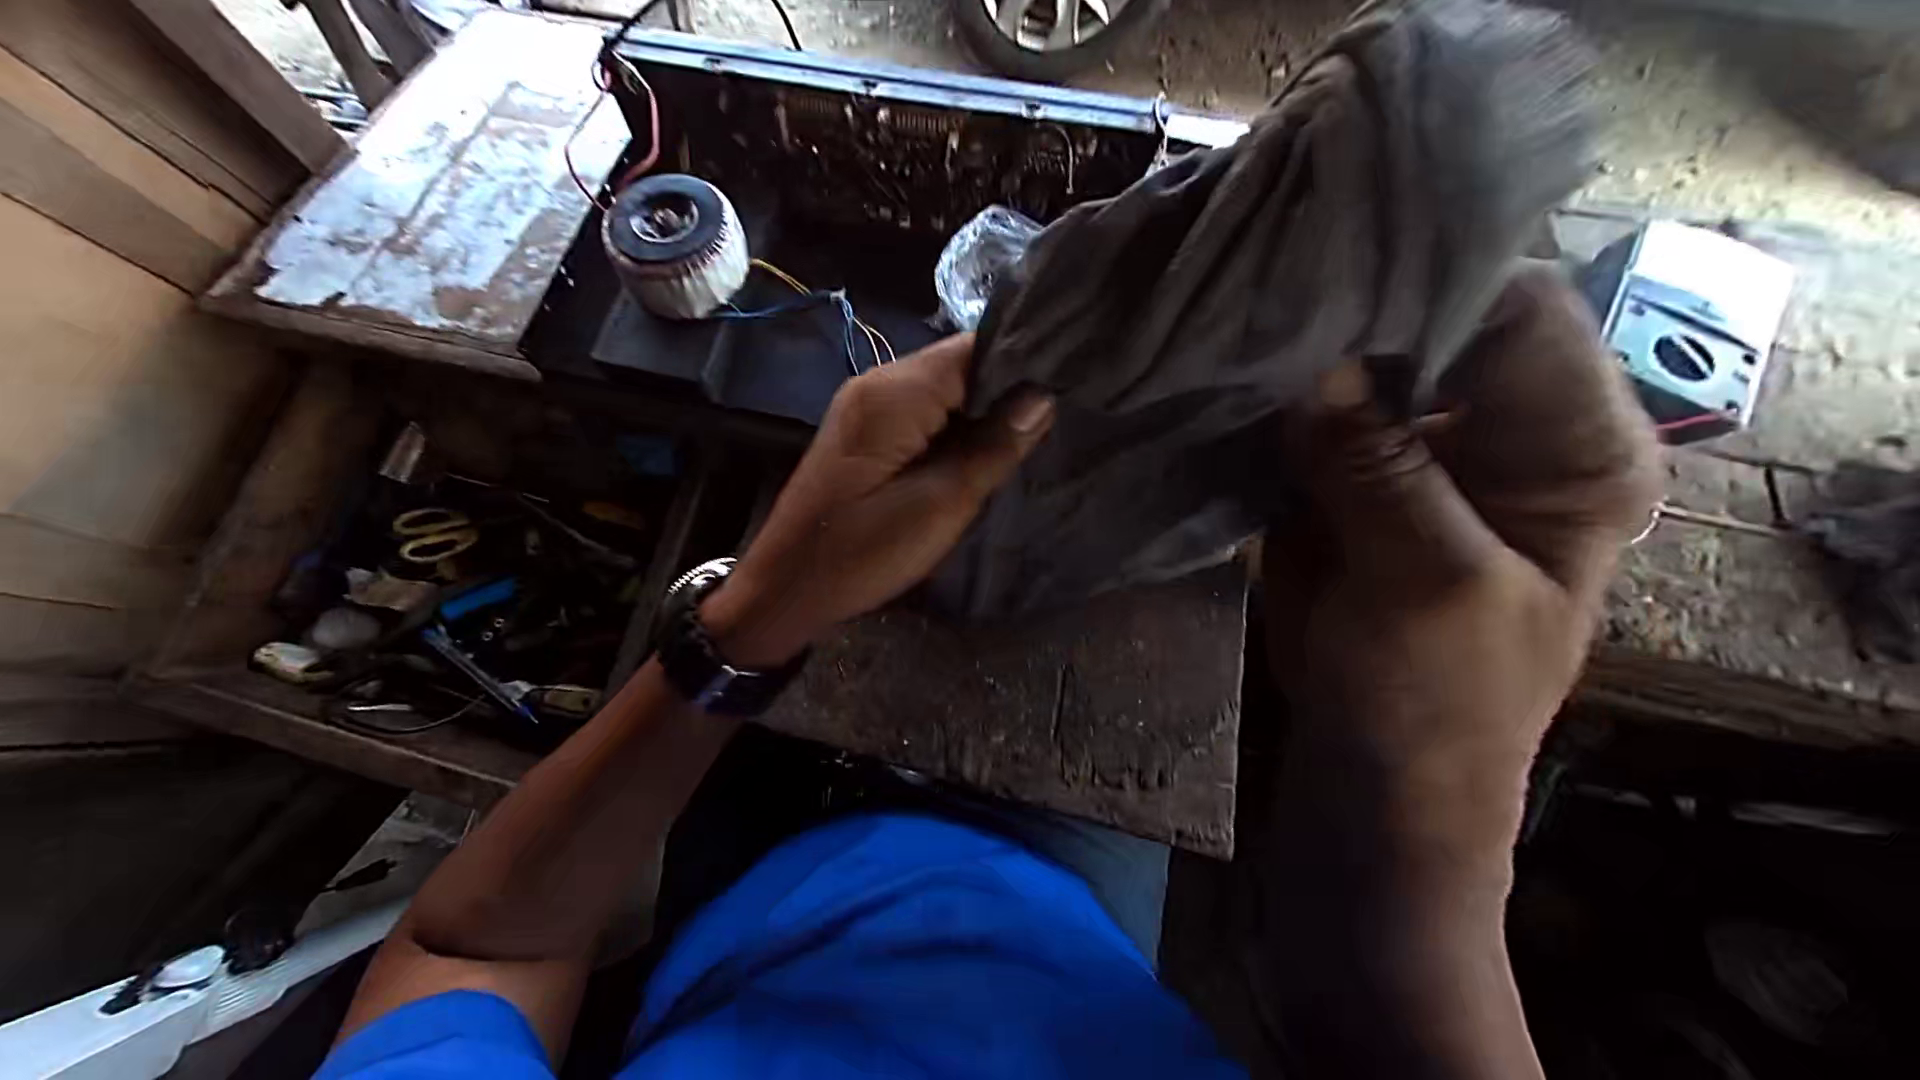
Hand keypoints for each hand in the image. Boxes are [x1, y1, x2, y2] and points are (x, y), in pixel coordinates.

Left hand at [700, 333, 1054, 666]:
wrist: (786, 589)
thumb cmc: (863, 552)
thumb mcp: (941, 505)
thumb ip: (993, 448)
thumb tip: (1041, 398)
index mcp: (894, 394)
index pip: (974, 349)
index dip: (1022, 363)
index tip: (1067, 384)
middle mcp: (877, 384)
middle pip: (957, 366)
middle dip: (1005, 390)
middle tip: (1056, 418)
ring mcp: (866, 407)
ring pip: (941, 391)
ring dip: (980, 412)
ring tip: (1028, 436)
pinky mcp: (864, 433)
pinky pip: (921, 414)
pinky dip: (953, 428)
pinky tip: (980, 452)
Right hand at [1264, 266, 1661, 841]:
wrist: (1374, 757)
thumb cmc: (1437, 694)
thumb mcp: (1430, 587)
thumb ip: (1383, 479)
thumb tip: (1314, 374)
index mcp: (1569, 448)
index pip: (1515, 318)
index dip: (1427, 295)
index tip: (1324, 285)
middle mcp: (1496, 433)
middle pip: (1427, 336)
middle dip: (1346, 324)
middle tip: (1260, 308)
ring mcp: (1409, 453)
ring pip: (1353, 377)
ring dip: (1296, 367)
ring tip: (1230, 346)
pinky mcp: (1342, 478)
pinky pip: (1303, 422)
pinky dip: (1266, 409)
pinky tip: (1223, 394)